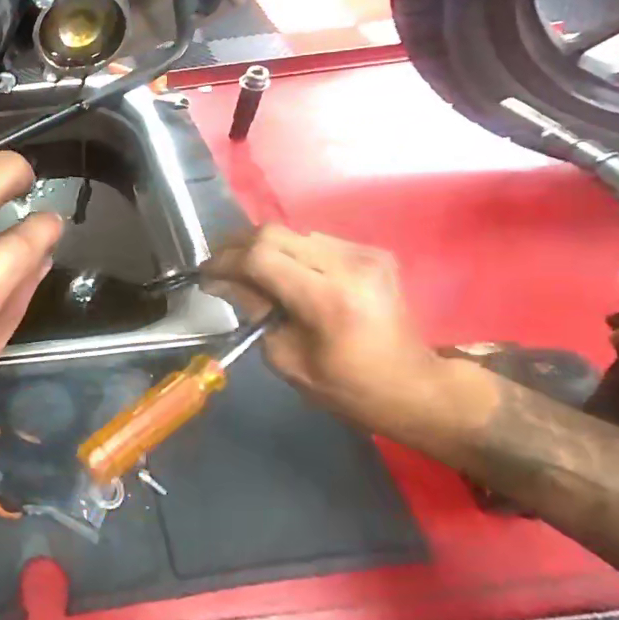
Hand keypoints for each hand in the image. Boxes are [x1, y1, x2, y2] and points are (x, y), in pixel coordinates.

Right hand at [203, 225, 464, 441]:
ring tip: (246, 269)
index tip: (205, 274)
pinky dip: (290, 251)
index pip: (260, 257)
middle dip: (238, 246)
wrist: (414, 387)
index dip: (225, 261)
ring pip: (292, 232)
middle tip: (219, 266)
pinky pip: (314, 240)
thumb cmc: (347, 387)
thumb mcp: (287, 358)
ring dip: (263, 247)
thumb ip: (254, 311)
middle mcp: (348, 265)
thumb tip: (223, 281)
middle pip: (274, 233)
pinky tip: (283, 273)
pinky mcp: (372, 251)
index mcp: (328, 299)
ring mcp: (364, 253)